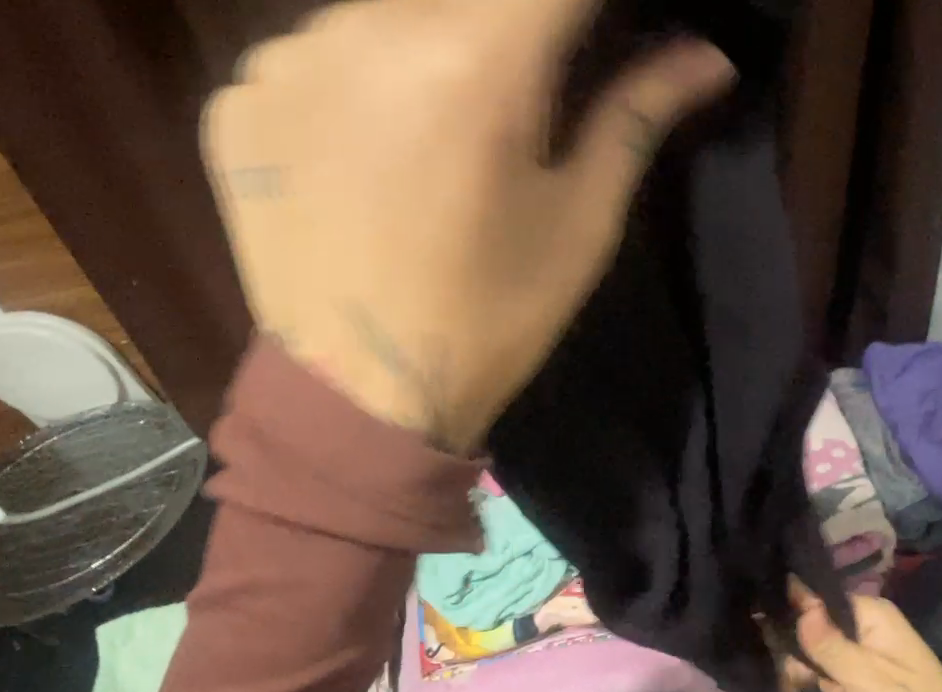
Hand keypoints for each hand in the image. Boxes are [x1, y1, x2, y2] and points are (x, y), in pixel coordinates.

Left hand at [202, 0, 736, 452]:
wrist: (360, 403)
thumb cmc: (488, 323)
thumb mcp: (577, 227)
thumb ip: (634, 119)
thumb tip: (706, 57)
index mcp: (473, 61)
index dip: (579, 11)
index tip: (589, 39)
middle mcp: (366, 27)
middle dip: (503, 40)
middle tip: (510, 117)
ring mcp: (284, 60)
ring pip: (380, 15)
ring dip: (421, 56)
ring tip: (432, 142)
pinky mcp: (234, 101)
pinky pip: (310, 59)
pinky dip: (348, 90)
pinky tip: (360, 161)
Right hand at [776, 584, 941, 691]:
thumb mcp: (868, 680)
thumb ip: (829, 643)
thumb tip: (800, 605)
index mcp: (869, 615)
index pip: (815, 598)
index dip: (784, 612)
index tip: (751, 627)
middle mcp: (858, 627)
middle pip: (804, 634)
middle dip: (787, 670)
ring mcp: (852, 653)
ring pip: (804, 660)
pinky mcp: (848, 678)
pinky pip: (815, 680)